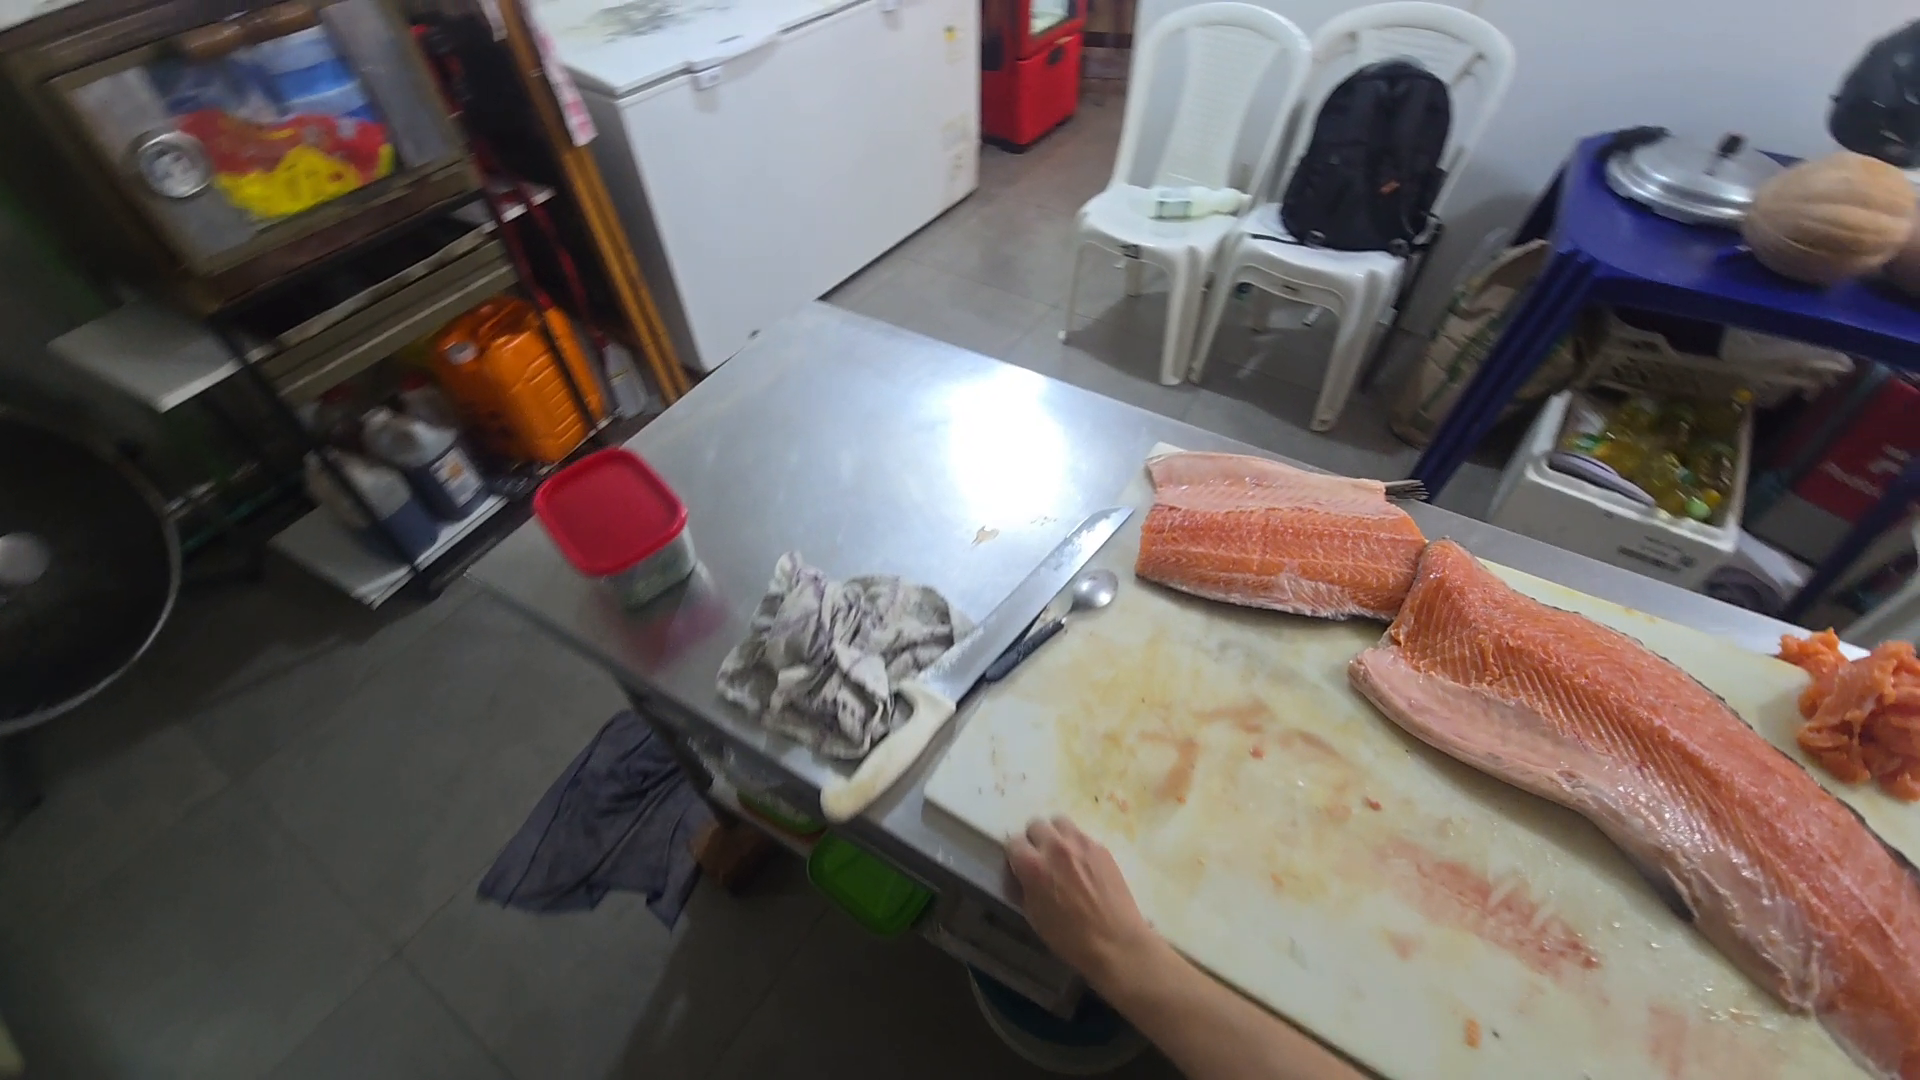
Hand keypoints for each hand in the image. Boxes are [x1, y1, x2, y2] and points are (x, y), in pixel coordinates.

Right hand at [1006, 816, 1158, 986]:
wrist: (1116, 943)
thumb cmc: (1070, 938)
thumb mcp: (1034, 916)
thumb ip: (1024, 886)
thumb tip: (1021, 874)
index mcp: (1033, 865)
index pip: (1013, 841)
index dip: (1015, 854)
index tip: (1021, 865)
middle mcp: (1055, 846)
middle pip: (1036, 824)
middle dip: (1034, 840)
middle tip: (1041, 858)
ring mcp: (1080, 843)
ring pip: (1059, 822)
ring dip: (1055, 834)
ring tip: (1061, 854)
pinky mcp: (1101, 846)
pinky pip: (1081, 835)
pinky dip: (1076, 844)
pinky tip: (1083, 865)